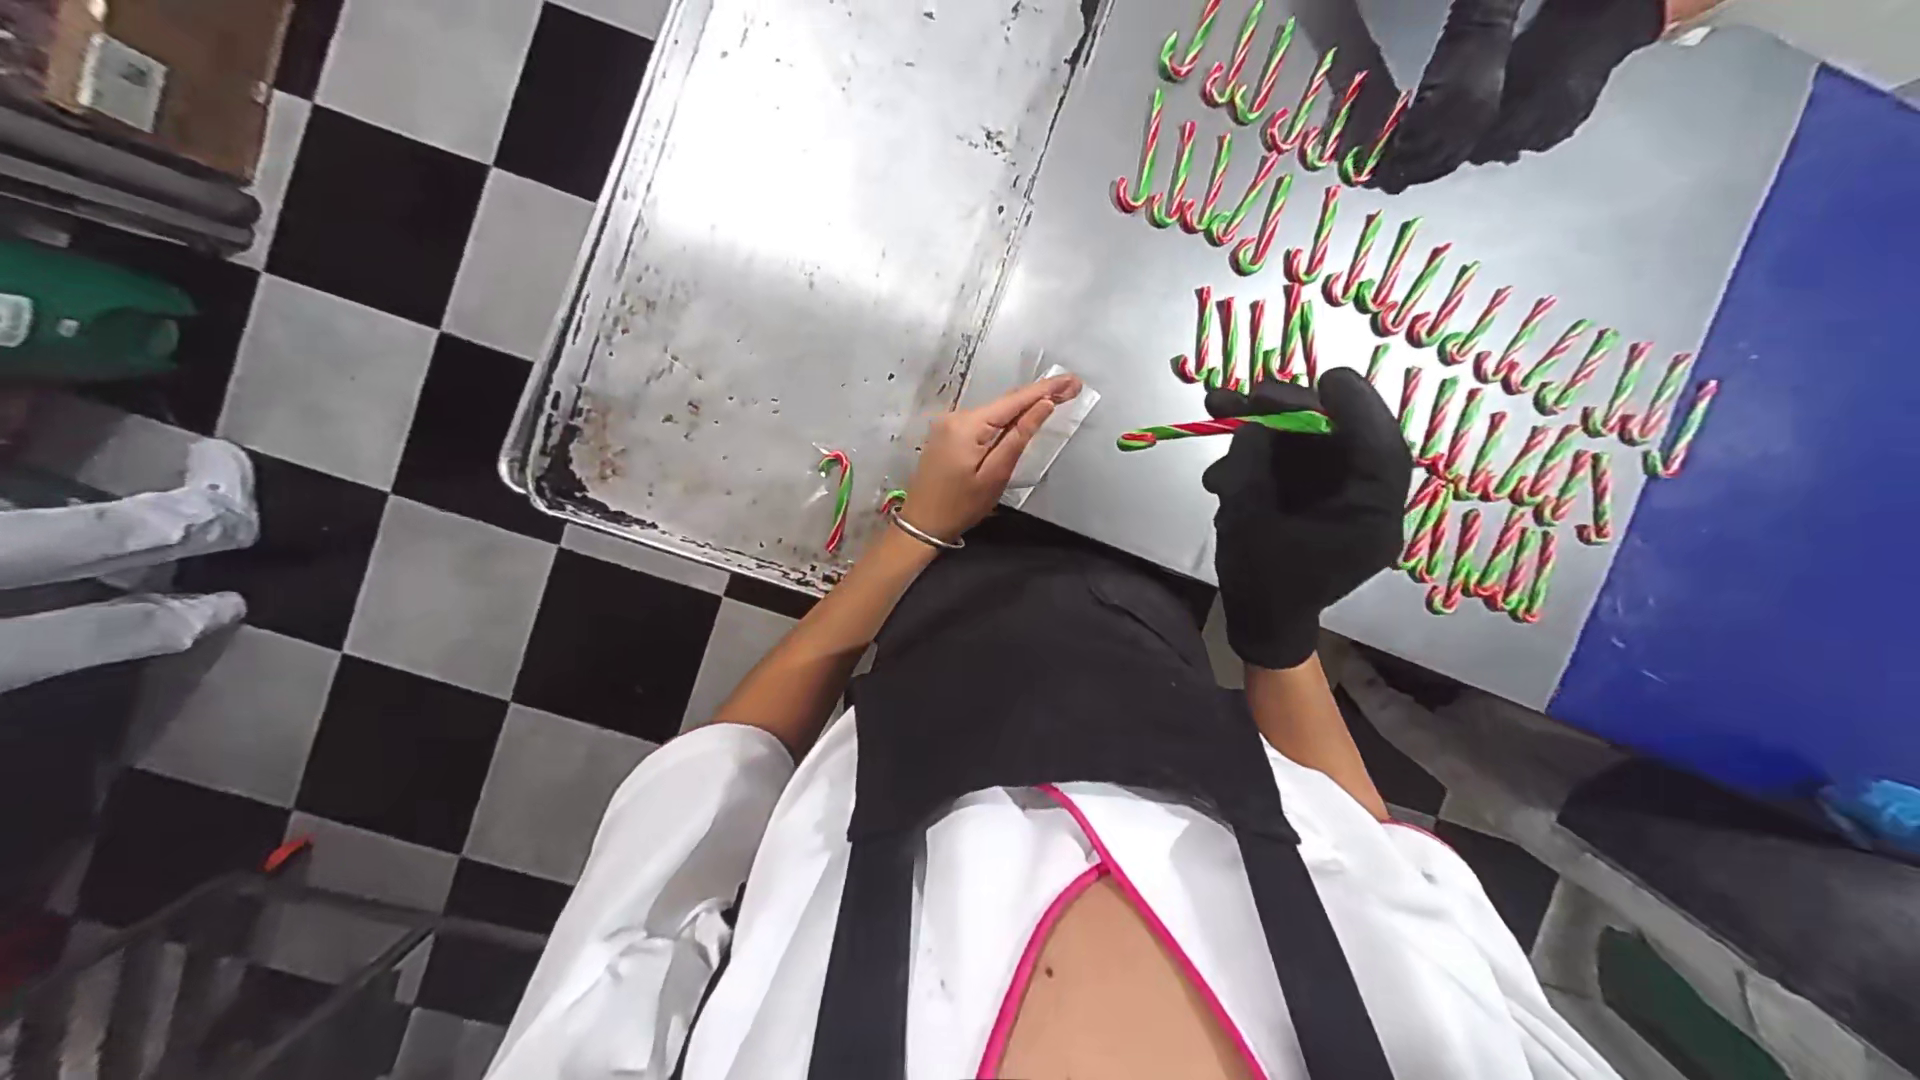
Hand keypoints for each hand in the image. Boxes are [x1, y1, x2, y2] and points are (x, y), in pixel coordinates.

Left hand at [902, 374, 1082, 541]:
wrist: (921, 524)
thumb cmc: (960, 506)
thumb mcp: (995, 474)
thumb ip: (1019, 437)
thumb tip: (1043, 405)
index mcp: (968, 425)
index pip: (1014, 401)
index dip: (1046, 390)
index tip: (1072, 381)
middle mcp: (956, 416)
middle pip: (1004, 402)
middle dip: (1038, 395)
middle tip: (1071, 388)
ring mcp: (949, 424)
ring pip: (994, 411)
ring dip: (1023, 406)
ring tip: (1055, 399)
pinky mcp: (947, 434)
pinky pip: (983, 421)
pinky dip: (1005, 418)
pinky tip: (1023, 416)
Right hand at [1202, 369, 1411, 669]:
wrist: (1259, 623)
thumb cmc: (1262, 585)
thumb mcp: (1247, 524)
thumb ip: (1250, 470)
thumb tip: (1251, 426)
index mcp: (1372, 516)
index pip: (1381, 451)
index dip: (1357, 409)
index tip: (1327, 379)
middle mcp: (1361, 499)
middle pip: (1338, 438)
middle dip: (1290, 411)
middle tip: (1248, 393)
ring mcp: (1334, 495)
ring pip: (1309, 444)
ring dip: (1263, 426)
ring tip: (1217, 406)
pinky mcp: (1310, 494)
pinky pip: (1290, 460)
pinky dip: (1255, 453)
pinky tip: (1220, 467)